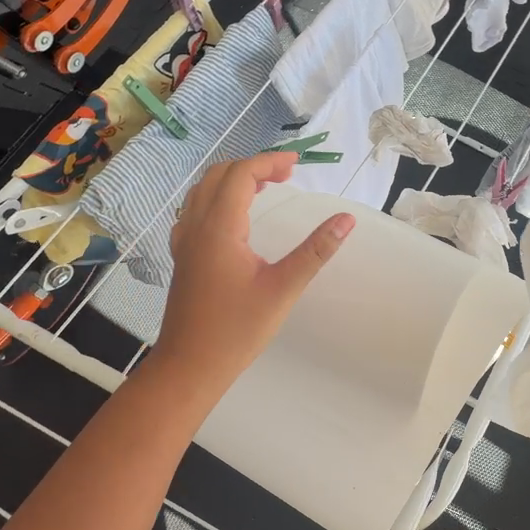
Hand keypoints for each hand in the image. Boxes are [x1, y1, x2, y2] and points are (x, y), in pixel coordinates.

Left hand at [155, 152, 354, 400]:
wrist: (189, 367)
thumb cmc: (236, 330)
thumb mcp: (283, 289)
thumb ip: (315, 251)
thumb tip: (346, 219)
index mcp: (219, 228)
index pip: (240, 175)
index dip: (268, 162)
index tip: (297, 164)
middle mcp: (196, 228)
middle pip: (218, 176)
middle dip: (252, 166)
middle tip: (286, 175)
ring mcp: (185, 243)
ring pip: (203, 192)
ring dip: (233, 180)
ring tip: (264, 189)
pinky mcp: (183, 258)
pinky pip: (195, 211)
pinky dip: (217, 198)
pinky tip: (235, 218)